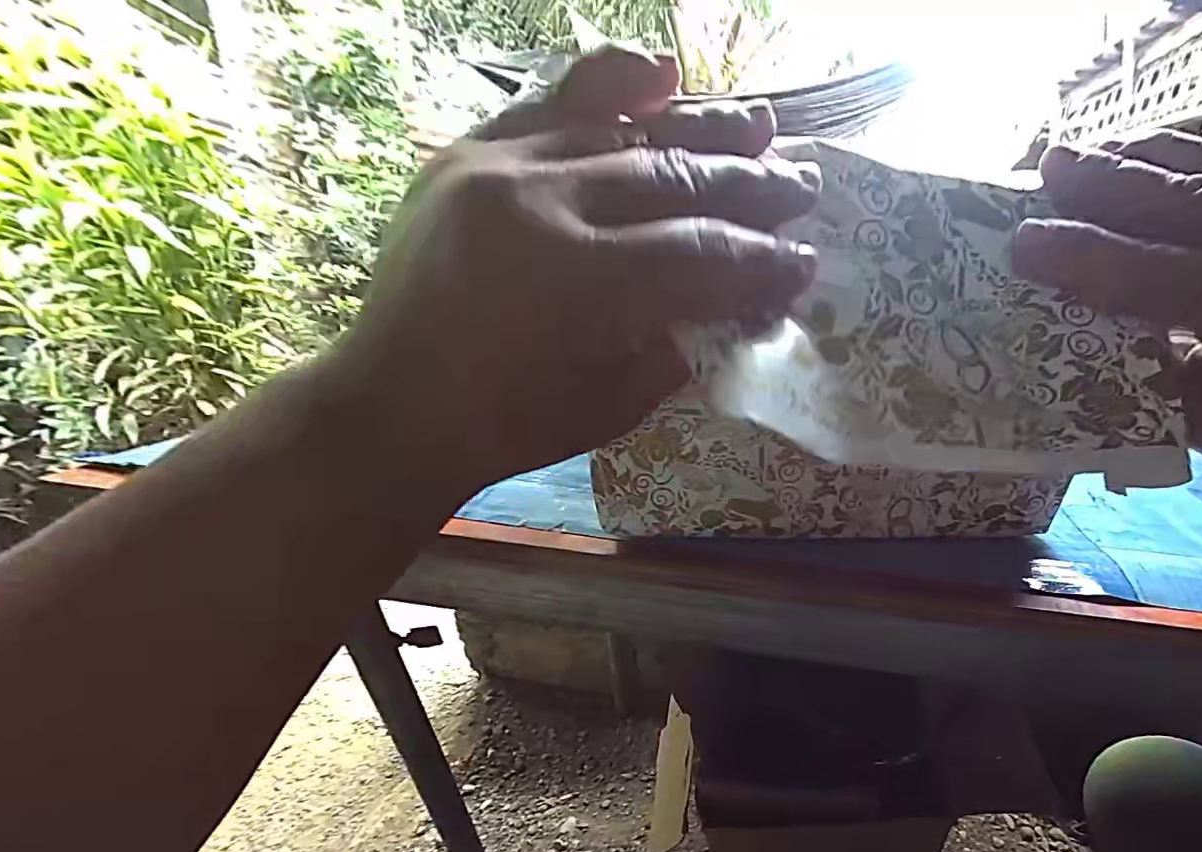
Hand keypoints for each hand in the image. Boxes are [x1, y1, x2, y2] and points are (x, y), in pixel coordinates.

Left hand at [329, 48, 818, 486]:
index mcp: (580, 283)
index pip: (699, 257)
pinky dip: (612, 84)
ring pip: (624, 131)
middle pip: (674, 181)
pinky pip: (550, 103)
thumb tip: (732, 304)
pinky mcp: (467, 154)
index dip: (761, 261)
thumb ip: (675, 345)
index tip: (807, 263)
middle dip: (750, 187)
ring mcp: (497, 166)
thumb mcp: (609, 405)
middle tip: (804, 187)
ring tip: (763, 126)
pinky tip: (663, 75)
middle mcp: (543, 203)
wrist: (394, 406)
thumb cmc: (506, 426)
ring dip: (702, 128)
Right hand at [1016, 124, 1201, 496]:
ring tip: (1105, 148)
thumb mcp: (1187, 411)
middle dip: (1110, 181)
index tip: (1023, 235)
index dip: (1078, 252)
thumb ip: (1134, 354)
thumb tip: (1076, 311)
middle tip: (1051, 163)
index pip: (1148, 269)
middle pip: (1191, 198)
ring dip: (1164, 155)